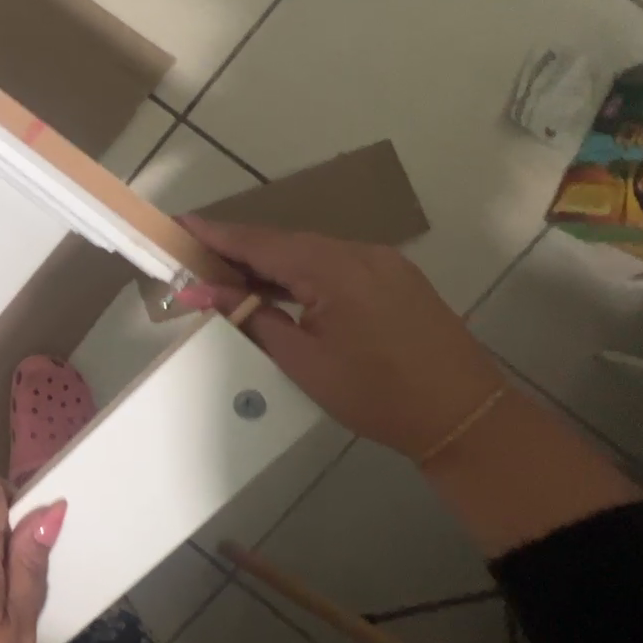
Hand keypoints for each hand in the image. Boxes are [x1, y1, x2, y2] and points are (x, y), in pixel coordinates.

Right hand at [179, 217, 512, 460]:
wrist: (467, 418)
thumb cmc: (376, 394)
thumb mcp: (300, 359)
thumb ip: (248, 315)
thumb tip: (199, 291)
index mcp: (333, 268)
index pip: (258, 242)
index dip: (213, 234)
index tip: (176, 224)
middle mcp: (358, 252)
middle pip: (281, 241)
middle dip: (235, 248)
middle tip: (193, 256)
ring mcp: (381, 262)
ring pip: (308, 250)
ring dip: (266, 261)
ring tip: (227, 274)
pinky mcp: (394, 276)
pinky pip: (332, 261)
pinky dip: (298, 270)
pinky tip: (277, 287)